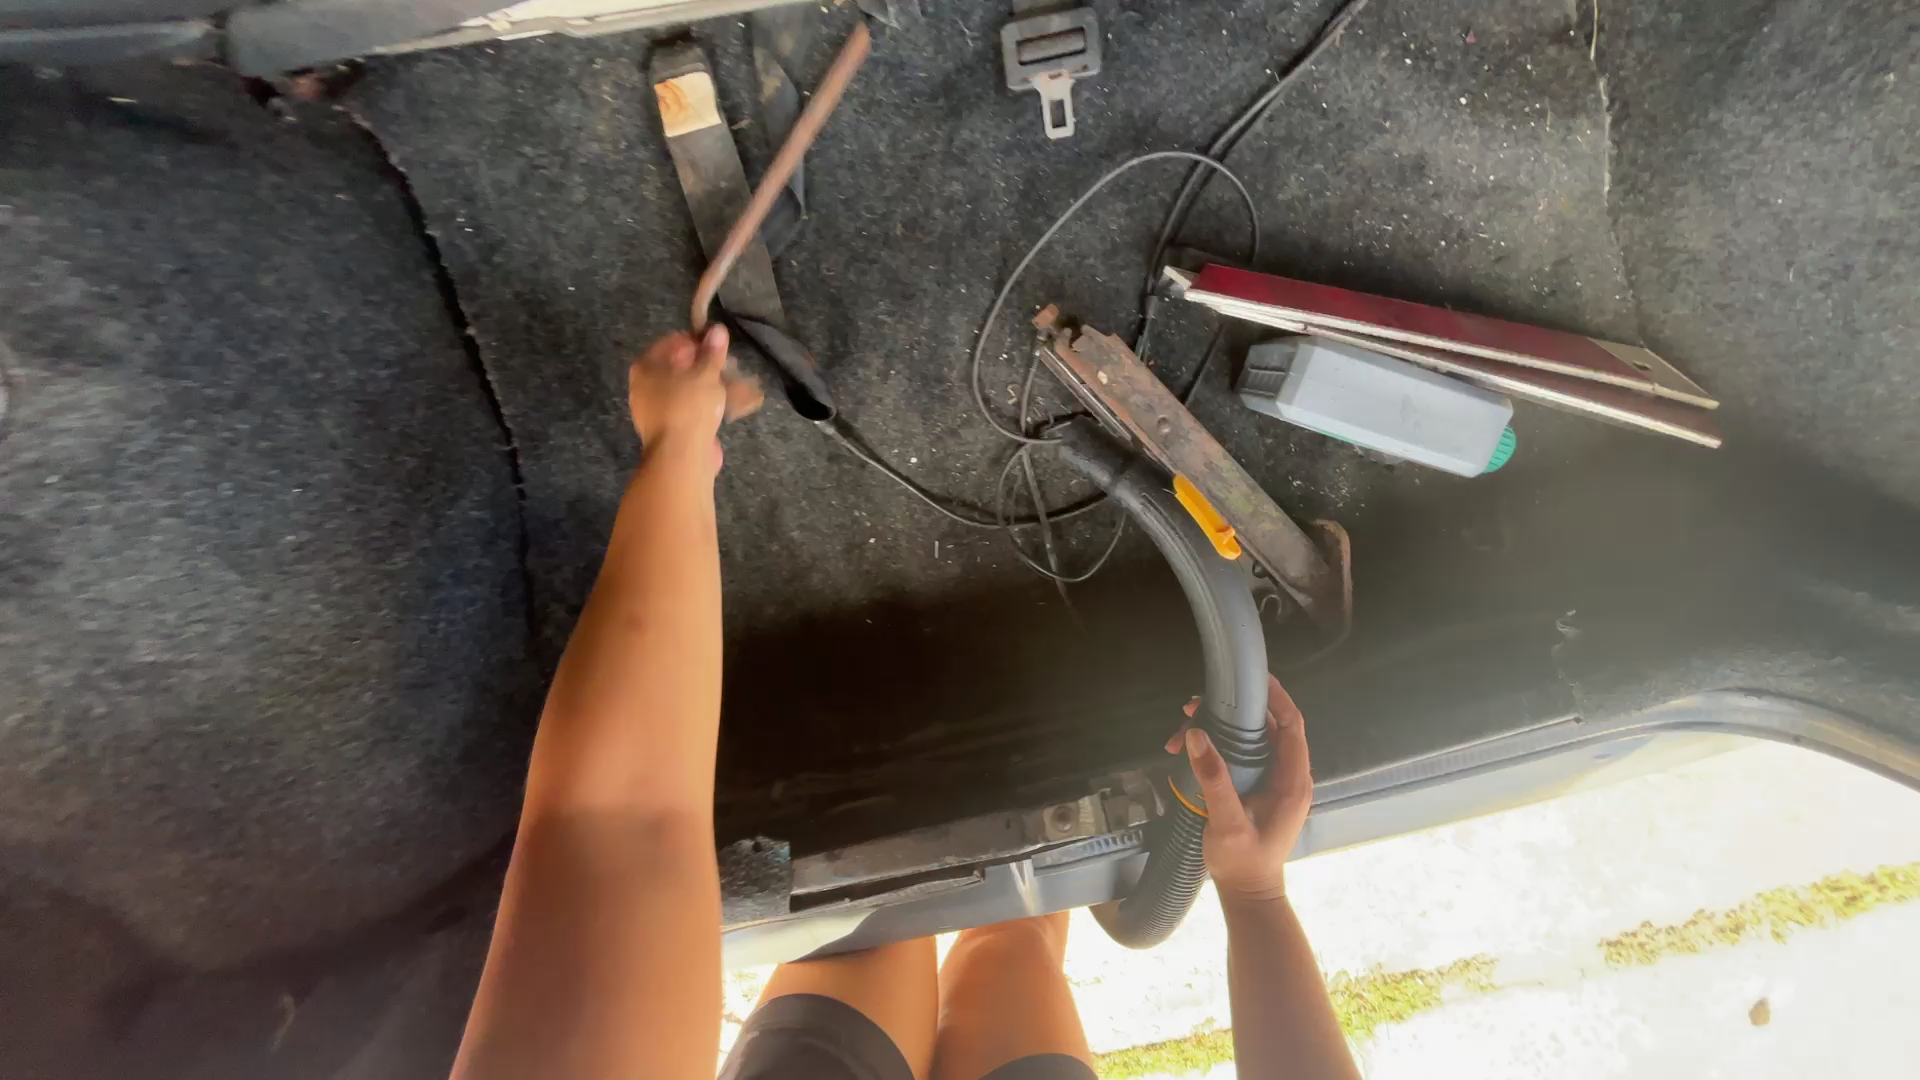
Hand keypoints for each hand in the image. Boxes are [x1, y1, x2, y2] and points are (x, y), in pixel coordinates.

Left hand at [628, 326, 728, 472]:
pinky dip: (705, 406)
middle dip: (703, 367)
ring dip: (707, 387)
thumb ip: (713, 353)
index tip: (717, 345)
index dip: (695, 341)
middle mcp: (643, 387)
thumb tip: (718, 329)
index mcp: (645, 367)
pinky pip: (688, 410)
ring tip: (730, 386)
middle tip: (726, 366)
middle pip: (677, 368)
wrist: (681, 455)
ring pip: (684, 391)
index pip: (671, 343)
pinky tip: (724, 407)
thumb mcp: (706, 374)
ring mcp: (654, 412)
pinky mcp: (669, 431)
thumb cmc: (689, 406)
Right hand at [1164, 673, 1312, 903]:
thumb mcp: (1227, 822)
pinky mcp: (1257, 784)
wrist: (1248, 893)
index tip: (1250, 677)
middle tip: (1193, 706)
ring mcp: (1273, 779)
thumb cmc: (1243, 862)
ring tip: (1182, 730)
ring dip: (1216, 727)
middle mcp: (1287, 774)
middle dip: (1230, 710)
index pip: (1292, 725)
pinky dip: (1214, 744)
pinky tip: (1186, 750)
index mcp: (1292, 781)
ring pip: (1248, 737)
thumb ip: (1214, 779)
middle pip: (1267, 725)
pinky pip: (1239, 751)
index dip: (1275, 697)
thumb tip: (1197, 735)